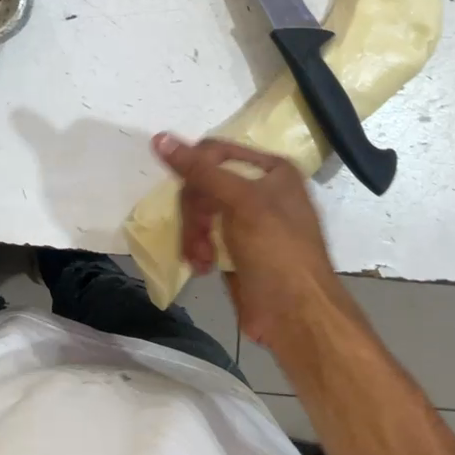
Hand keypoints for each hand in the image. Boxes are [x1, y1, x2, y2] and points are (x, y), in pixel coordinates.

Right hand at [151, 133, 352, 349]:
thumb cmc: (277, 251)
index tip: (186, 193)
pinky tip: (204, 266)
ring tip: (201, 259)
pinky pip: (202, 234)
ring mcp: (247, 221)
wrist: (296, 316)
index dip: (196, 169)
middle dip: (196, 213)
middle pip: (203, 184)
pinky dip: (198, 248)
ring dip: (194, 235)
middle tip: (198, 235)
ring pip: (199, 211)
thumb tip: (158, 138)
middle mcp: (261, 190)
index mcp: (273, 170)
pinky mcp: (236, 248)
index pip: (216, 151)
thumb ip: (199, 170)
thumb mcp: (240, 202)